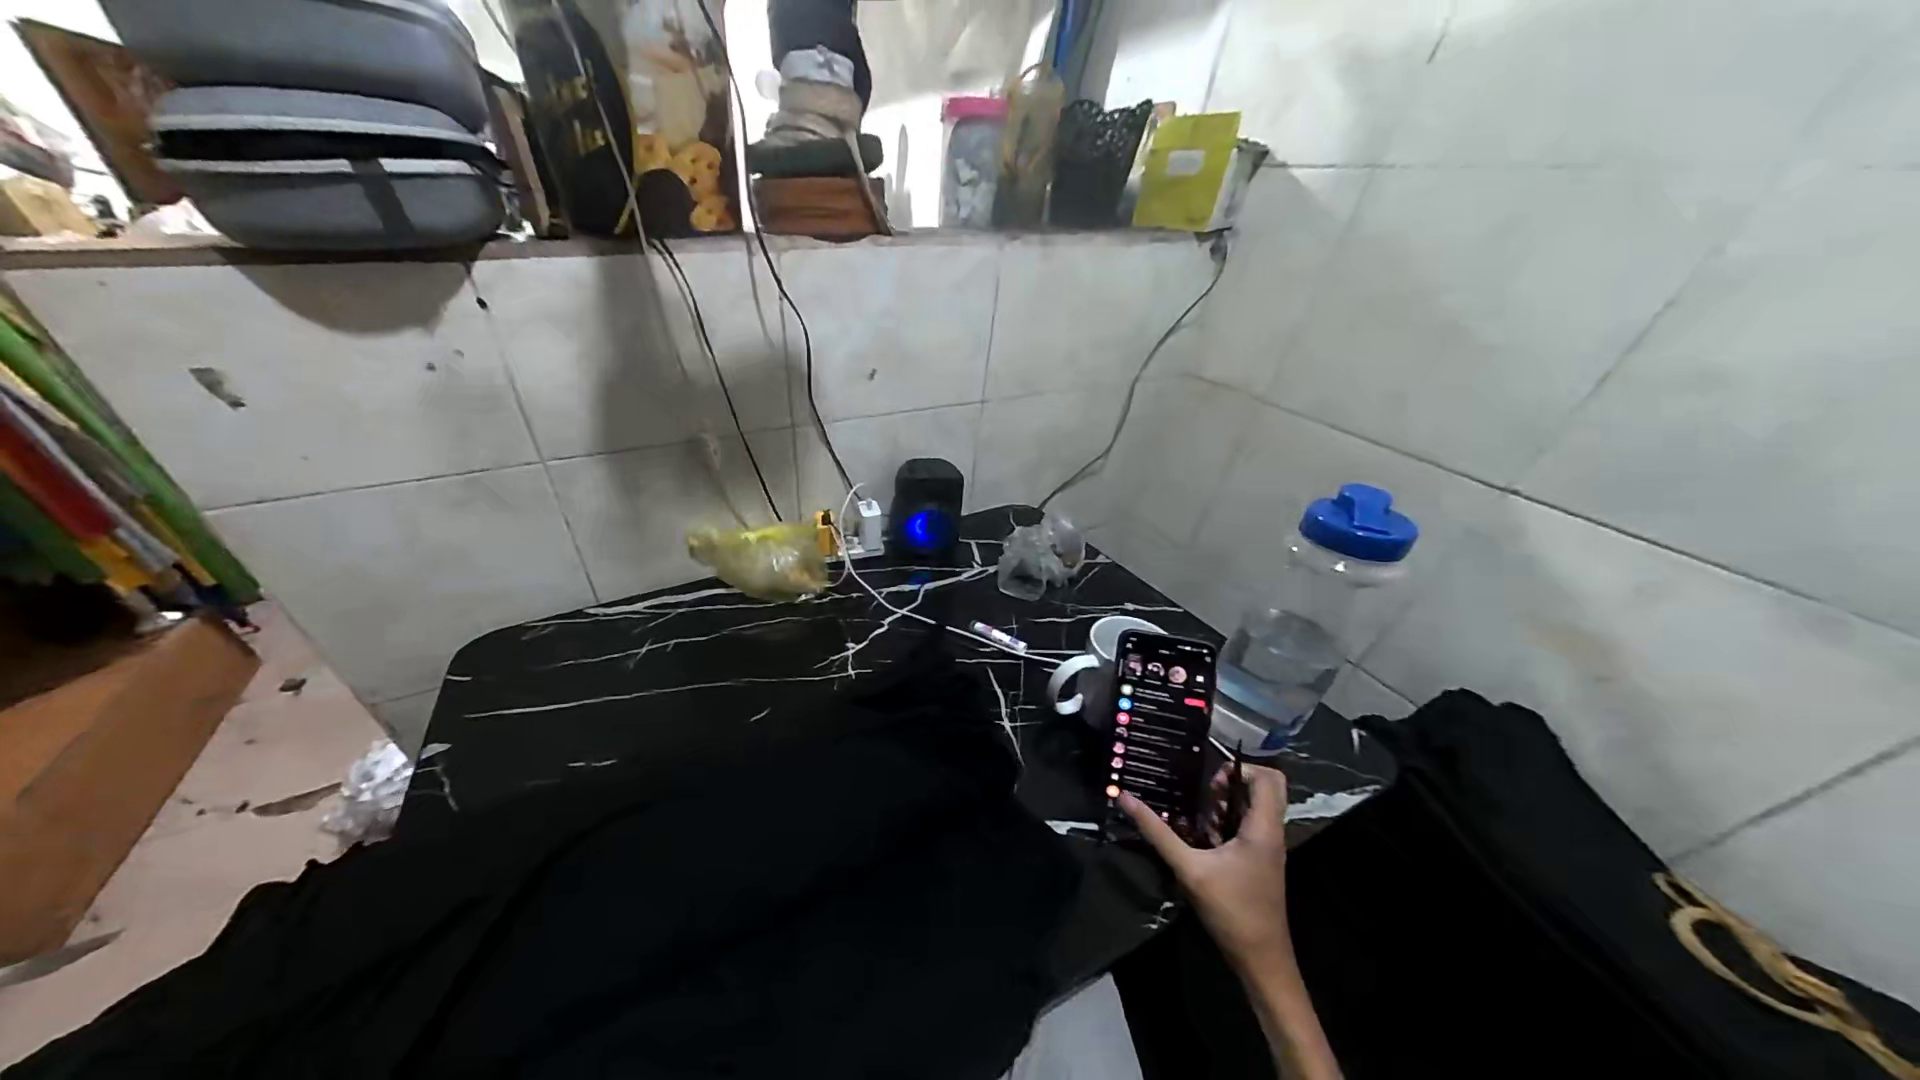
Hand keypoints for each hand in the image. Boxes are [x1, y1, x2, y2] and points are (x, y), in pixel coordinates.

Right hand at [1119, 764, 1292, 964]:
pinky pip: (1248, 826)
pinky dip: (1227, 823)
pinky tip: (1203, 840)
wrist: (1261, 960)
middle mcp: (1271, 832)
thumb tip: (1125, 798)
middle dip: (1232, 784)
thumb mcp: (1188, 868)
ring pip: (1255, 807)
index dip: (1239, 769)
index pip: (1268, 778)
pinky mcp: (1260, 861)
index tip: (1210, 784)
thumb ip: (1156, 831)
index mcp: (1263, 828)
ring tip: (1200, 820)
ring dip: (1227, 805)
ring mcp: (1268, 847)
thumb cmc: (1230, 910)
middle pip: (1264, 788)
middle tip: (1206, 797)